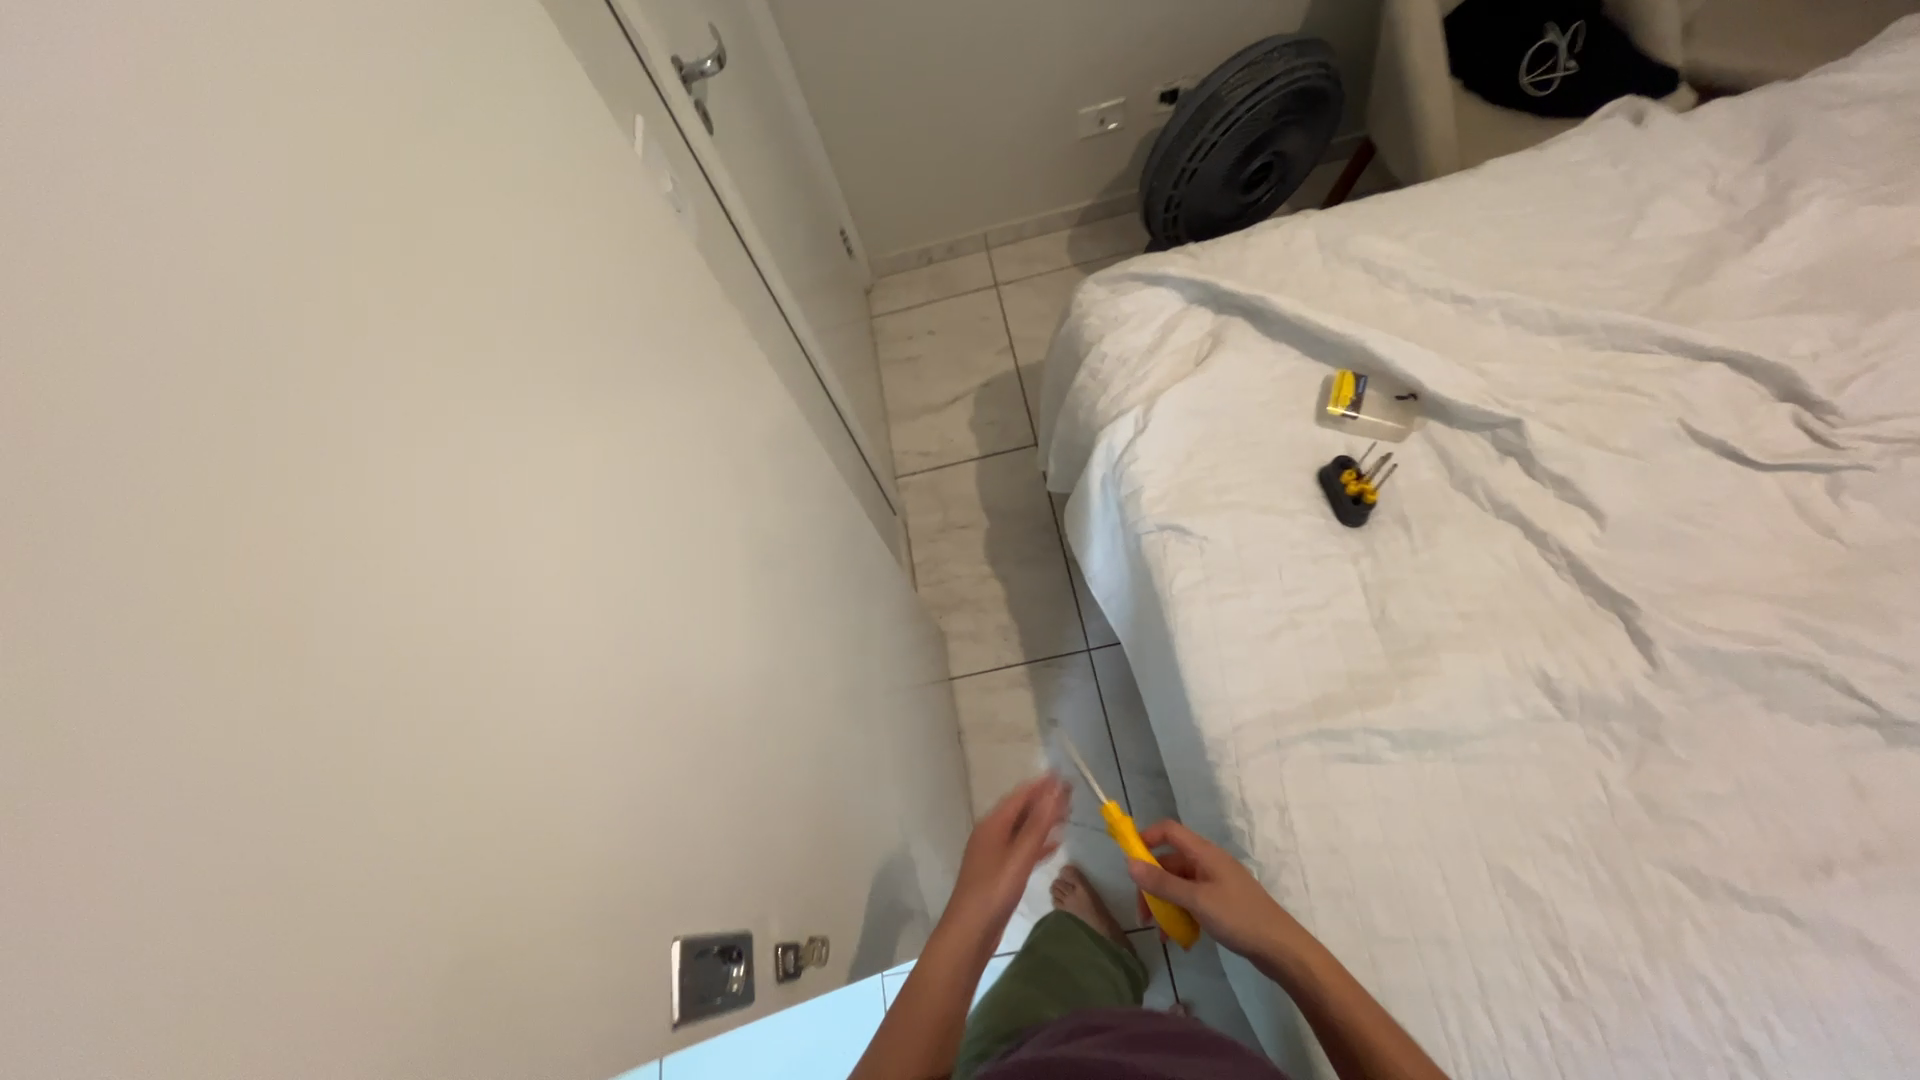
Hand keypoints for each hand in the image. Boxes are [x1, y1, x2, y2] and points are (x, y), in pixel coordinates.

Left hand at [946, 775, 1070, 931]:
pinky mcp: (1000, 871)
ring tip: (1067, 815)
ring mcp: (995, 852)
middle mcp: (992, 833)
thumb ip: (1038, 824)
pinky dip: (1038, 842)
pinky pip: (1022, 848)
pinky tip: (1054, 846)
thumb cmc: (994, 891)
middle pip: (1021, 810)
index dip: (1042, 784)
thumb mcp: (1019, 856)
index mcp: (993, 824)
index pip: (1020, 795)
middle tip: (1070, 794)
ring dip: (1043, 821)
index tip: (1063, 775)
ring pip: (1022, 829)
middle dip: (1044, 801)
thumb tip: (1054, 791)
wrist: (970, 932)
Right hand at [1128, 820, 1294, 959]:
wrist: (1281, 949)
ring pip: (1178, 887)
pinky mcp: (1220, 904)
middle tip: (1143, 916)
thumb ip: (1162, 883)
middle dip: (1152, 887)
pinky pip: (1191, 902)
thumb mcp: (1196, 901)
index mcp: (1204, 853)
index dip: (1146, 839)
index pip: (1169, 831)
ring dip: (1165, 906)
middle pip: (1169, 864)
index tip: (1130, 862)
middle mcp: (1207, 863)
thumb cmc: (1239, 917)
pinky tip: (1179, 939)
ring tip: (1160, 933)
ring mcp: (1214, 884)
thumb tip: (1128, 863)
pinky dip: (1181, 916)